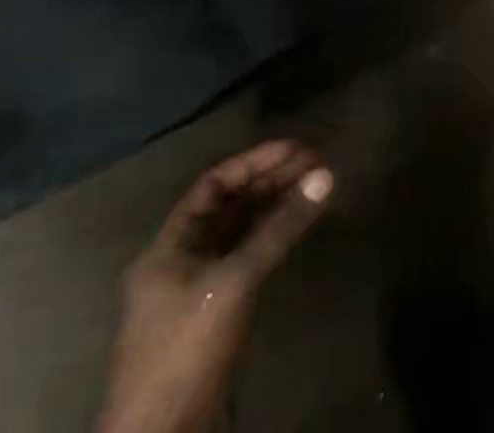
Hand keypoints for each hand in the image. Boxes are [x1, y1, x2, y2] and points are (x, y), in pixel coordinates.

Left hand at [99, 141, 333, 432]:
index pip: (212, 186)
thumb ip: (281, 228)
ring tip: (315, 184)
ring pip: (240, 232)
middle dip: (270, 181)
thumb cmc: (188, 346)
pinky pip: (248, 257)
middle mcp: (180, 259)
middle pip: (228, 206)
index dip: (254, 162)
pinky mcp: (218, 309)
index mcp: (168, 246)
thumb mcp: (236, 280)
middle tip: (316, 161)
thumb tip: (325, 176)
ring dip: (275, 207)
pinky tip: (299, 225)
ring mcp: (199, 285)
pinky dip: (273, 236)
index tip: (296, 147)